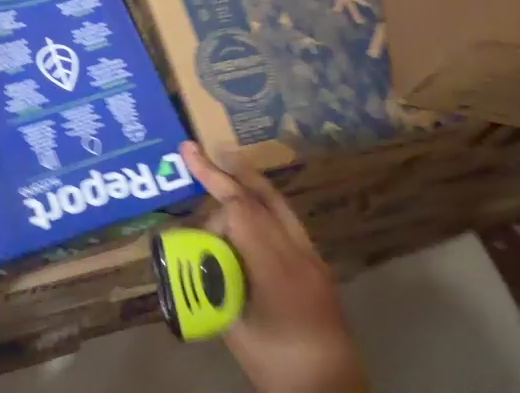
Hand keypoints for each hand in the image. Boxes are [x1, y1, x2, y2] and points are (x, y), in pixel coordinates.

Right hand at [181, 141, 368, 392]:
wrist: (330, 391)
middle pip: (262, 197)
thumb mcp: (233, 323)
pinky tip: (247, 210)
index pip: (240, 209)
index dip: (213, 179)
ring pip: (278, 206)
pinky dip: (264, 208)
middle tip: (203, 151)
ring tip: (221, 174)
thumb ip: (215, 282)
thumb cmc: (276, 363)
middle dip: (232, 170)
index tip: (189, 154)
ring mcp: (314, 258)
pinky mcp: (319, 266)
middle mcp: (299, 254)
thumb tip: (197, 255)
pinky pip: (286, 223)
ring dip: (248, 187)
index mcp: (274, 270)